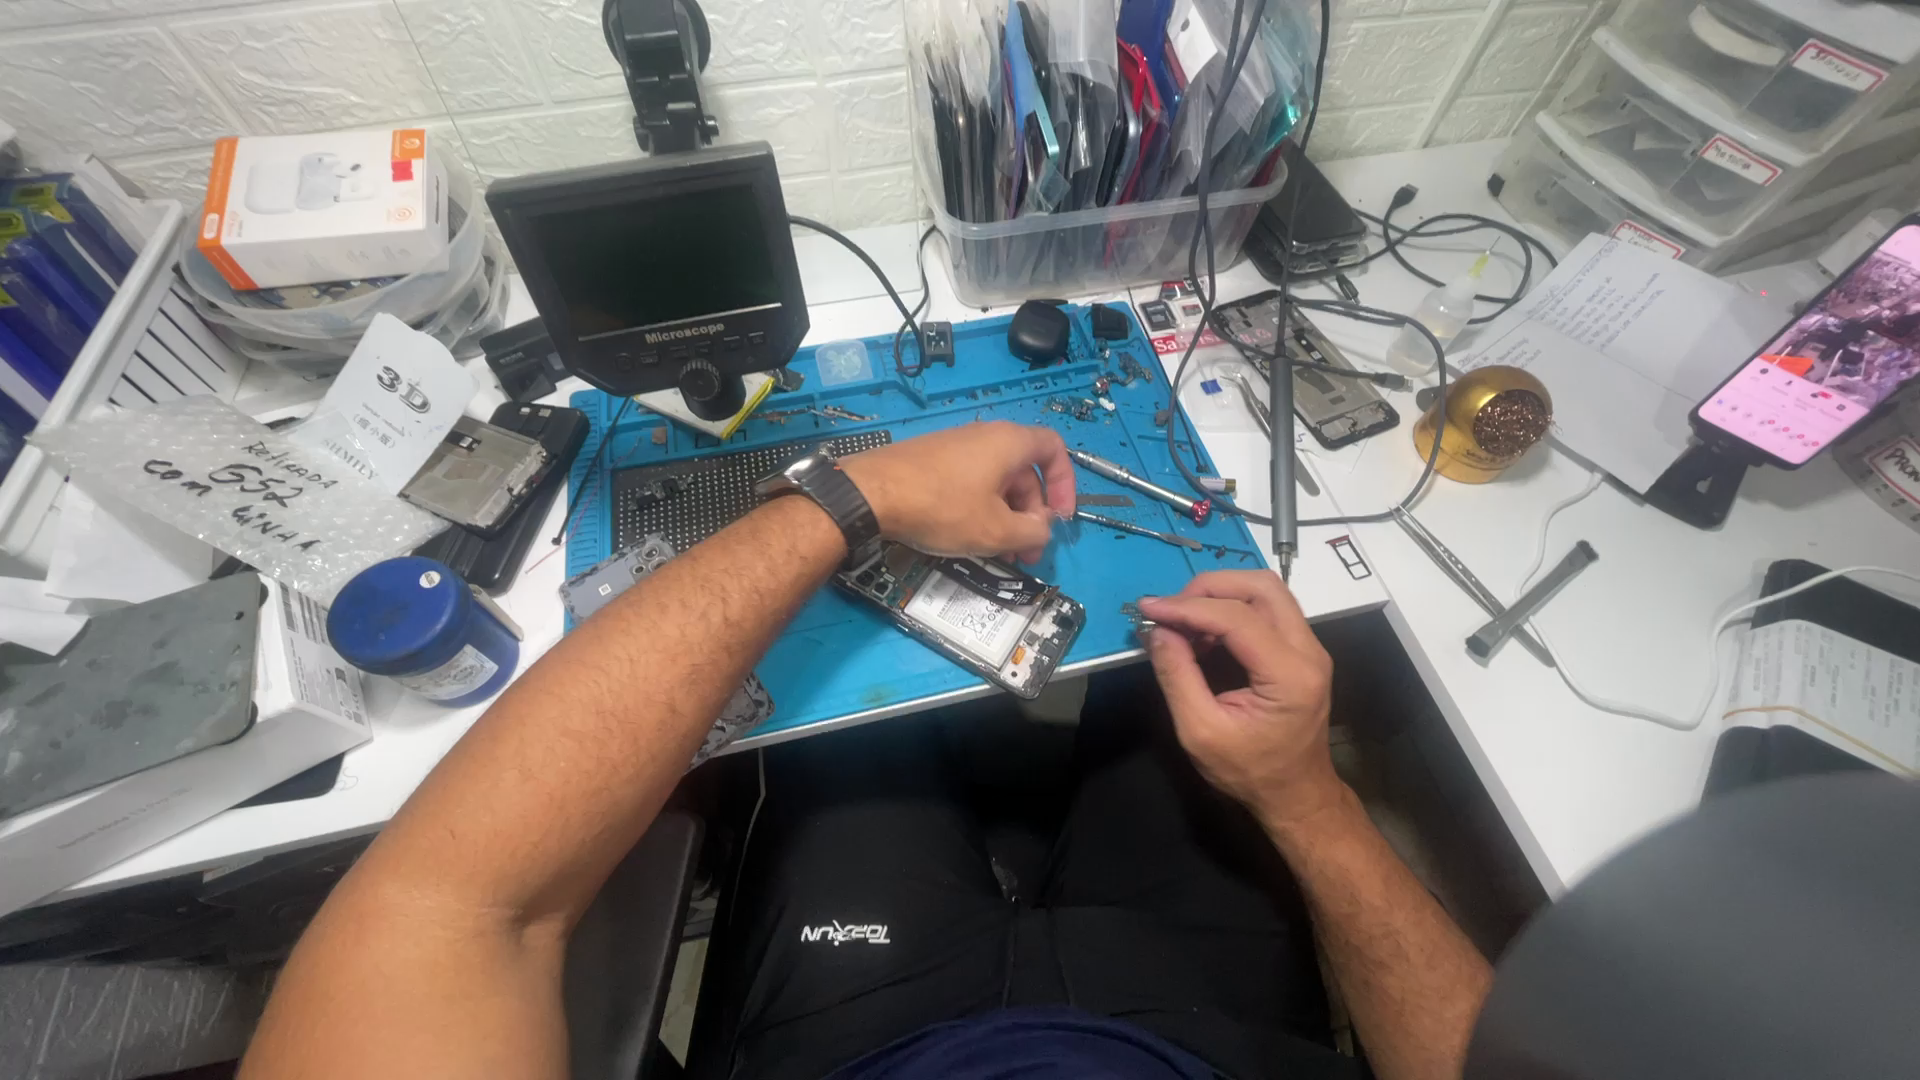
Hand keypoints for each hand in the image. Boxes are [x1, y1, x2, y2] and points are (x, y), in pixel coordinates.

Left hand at [840, 422, 1075, 562]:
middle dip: (1031, 515)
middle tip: (1025, 553)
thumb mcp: (996, 530)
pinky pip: (970, 483)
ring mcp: (956, 447)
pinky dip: (980, 510)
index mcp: (1009, 442)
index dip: (1065, 484)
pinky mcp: (933, 461)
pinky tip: (969, 539)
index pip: (1054, 449)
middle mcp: (985, 436)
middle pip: (1024, 473)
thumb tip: (1042, 529)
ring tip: (999, 554)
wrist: (872, 493)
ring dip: (1006, 518)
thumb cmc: (943, 507)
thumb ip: (1032, 531)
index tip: (1060, 518)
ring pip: (996, 482)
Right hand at [1138, 571, 1346, 828]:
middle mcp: (1308, 651)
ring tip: (1183, 618)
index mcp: (1289, 675)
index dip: (1187, 608)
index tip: (1148, 609)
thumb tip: (1157, 631)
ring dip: (1220, 594)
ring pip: (1266, 591)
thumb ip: (1177, 676)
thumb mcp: (1199, 731)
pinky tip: (1203, 631)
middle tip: (1171, 608)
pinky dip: (1230, 608)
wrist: (1296, 795)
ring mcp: (1309, 648)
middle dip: (1209, 587)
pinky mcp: (1300, 650)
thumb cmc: (1248, 771)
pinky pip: (1266, 609)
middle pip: (1262, 586)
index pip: (1237, 618)